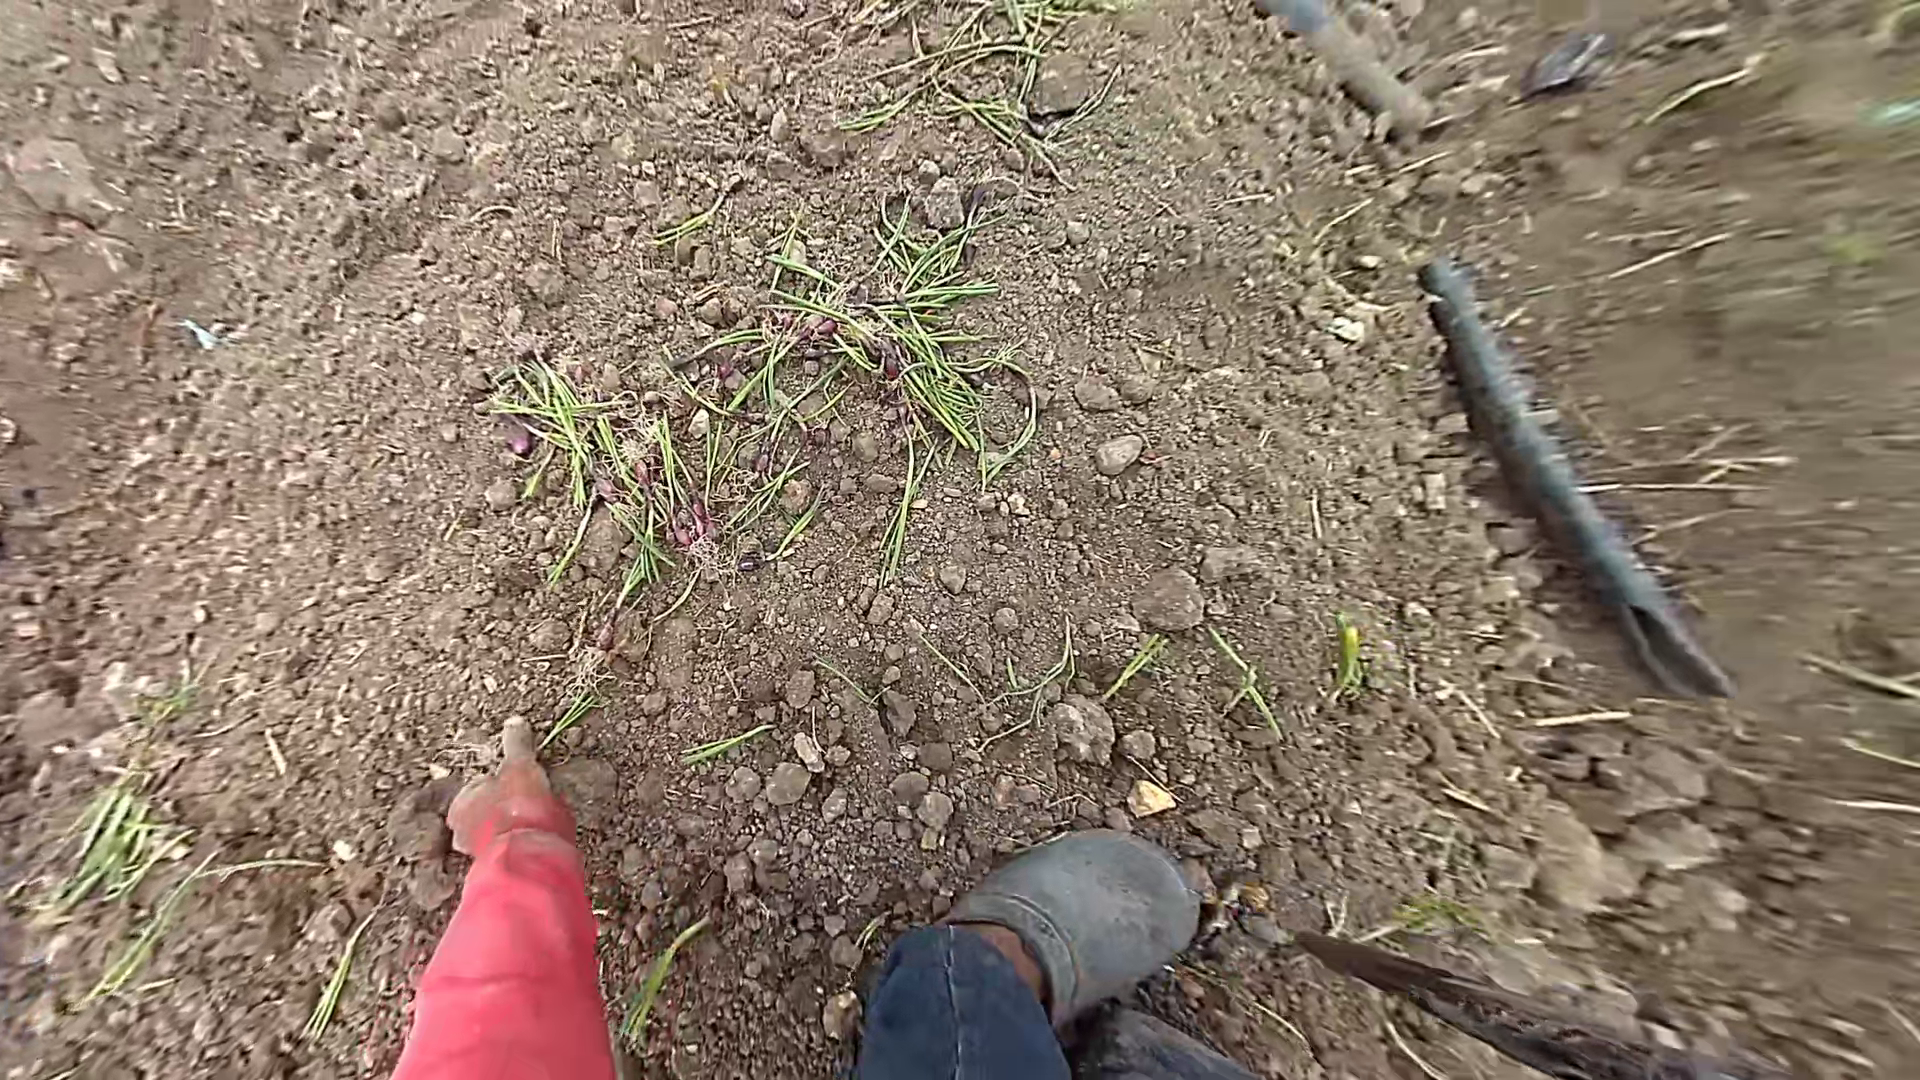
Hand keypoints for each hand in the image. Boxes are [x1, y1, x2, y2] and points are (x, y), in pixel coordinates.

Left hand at [447, 716, 570, 855]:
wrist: (527, 852)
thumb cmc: (516, 806)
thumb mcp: (520, 766)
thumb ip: (517, 744)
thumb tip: (514, 721)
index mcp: (460, 803)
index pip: (481, 785)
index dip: (504, 780)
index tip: (524, 779)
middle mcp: (460, 829)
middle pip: (485, 809)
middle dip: (504, 805)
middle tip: (531, 799)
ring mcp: (475, 851)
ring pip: (495, 830)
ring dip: (512, 825)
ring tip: (537, 820)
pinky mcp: (495, 865)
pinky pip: (508, 846)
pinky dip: (519, 841)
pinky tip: (537, 836)